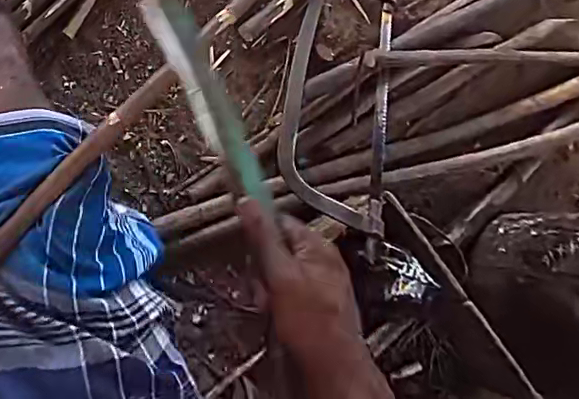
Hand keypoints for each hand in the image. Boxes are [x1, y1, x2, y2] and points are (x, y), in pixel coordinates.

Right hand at [237, 201, 391, 398]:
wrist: (335, 377)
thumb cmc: (316, 329)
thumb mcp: (281, 275)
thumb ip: (263, 236)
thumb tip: (247, 202)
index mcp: (318, 246)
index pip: (277, 219)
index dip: (257, 230)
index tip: (244, 242)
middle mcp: (321, 262)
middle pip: (274, 247)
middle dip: (260, 266)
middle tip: (261, 285)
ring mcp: (318, 285)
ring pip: (276, 271)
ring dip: (264, 286)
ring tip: (268, 304)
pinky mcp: (312, 306)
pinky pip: (283, 291)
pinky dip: (274, 301)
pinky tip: (274, 314)